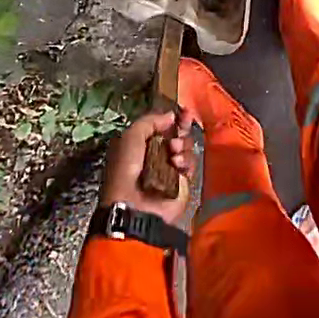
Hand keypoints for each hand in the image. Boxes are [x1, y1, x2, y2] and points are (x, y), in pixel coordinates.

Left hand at [99, 106, 197, 224]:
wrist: (135, 206)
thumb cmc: (127, 169)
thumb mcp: (131, 137)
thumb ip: (150, 121)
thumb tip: (171, 115)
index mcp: (141, 143)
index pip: (161, 125)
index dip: (172, 117)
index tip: (183, 111)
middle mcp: (156, 153)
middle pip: (177, 133)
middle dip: (181, 128)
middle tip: (183, 125)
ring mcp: (170, 168)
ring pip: (186, 147)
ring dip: (182, 144)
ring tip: (173, 151)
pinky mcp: (182, 182)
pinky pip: (190, 164)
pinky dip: (186, 161)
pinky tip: (177, 164)